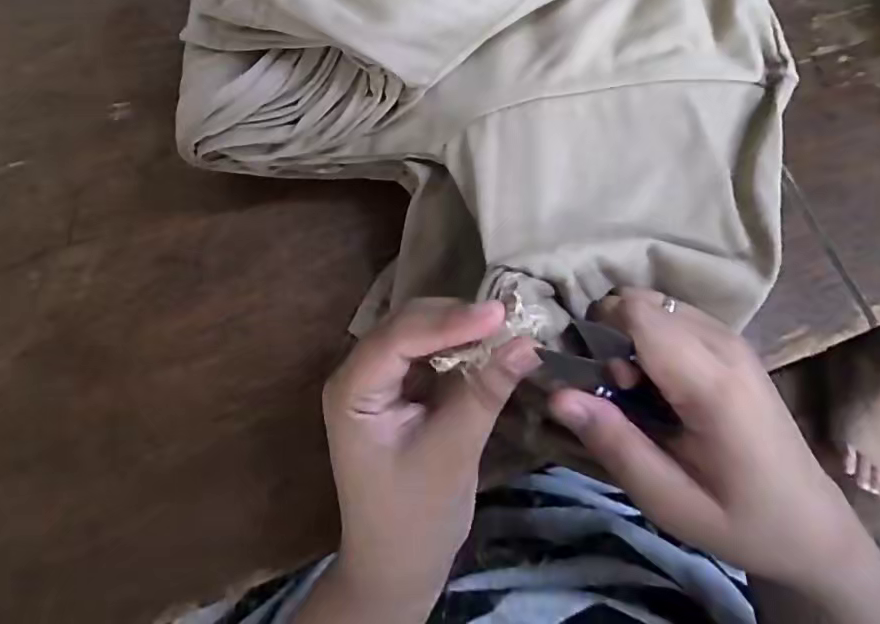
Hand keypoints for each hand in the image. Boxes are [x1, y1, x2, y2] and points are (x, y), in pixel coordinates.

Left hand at [313, 299, 538, 619]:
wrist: (398, 564)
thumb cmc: (416, 517)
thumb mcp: (453, 453)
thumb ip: (485, 392)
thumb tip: (527, 343)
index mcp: (351, 391)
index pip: (399, 338)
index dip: (449, 321)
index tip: (498, 314)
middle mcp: (358, 372)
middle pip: (408, 325)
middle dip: (457, 318)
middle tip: (508, 317)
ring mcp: (378, 375)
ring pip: (421, 329)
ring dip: (462, 326)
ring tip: (504, 326)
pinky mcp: (401, 383)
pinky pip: (431, 349)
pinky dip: (462, 344)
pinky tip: (489, 343)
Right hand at [545, 289, 879, 622]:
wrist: (811, 523)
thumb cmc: (740, 519)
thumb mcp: (670, 501)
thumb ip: (614, 443)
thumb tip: (557, 395)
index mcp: (711, 383)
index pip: (638, 312)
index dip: (602, 334)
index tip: (603, 382)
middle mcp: (723, 343)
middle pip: (641, 300)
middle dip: (612, 333)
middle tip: (619, 391)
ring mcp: (732, 336)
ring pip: (655, 302)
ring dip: (631, 333)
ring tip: (640, 389)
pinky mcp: (732, 339)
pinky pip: (673, 312)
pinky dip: (651, 334)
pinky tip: (662, 383)